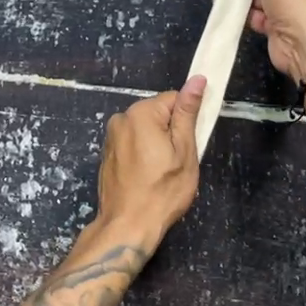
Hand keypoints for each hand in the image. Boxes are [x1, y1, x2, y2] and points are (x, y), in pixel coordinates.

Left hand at [94, 76, 205, 249]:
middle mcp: (121, 118)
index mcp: (140, 113)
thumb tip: (197, 79)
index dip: (186, 121)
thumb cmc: (163, 191)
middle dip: (170, 134)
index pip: (174, 100)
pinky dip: (142, 155)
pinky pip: (132, 144)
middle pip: (158, 114)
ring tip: (162, 174)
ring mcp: (110, 137)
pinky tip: (146, 177)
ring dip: (156, 145)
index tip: (189, 144)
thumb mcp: (184, 151)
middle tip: (177, 163)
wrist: (127, 226)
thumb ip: (187, 112)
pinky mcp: (107, 154)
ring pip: (145, 130)